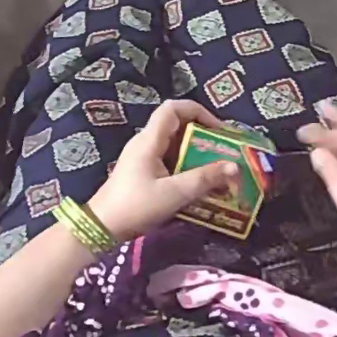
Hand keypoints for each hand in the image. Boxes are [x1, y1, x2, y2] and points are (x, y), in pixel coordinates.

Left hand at [89, 100, 238, 240]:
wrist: (102, 228)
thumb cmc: (135, 206)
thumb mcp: (173, 194)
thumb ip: (204, 179)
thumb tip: (235, 166)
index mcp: (149, 140)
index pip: (173, 109)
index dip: (198, 112)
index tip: (219, 129)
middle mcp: (145, 143)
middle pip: (177, 126)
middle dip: (203, 136)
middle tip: (225, 151)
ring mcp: (143, 158)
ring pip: (174, 146)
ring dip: (197, 154)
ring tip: (219, 169)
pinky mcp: (143, 173)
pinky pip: (169, 162)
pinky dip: (186, 168)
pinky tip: (201, 184)